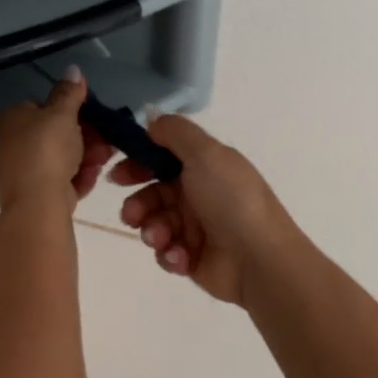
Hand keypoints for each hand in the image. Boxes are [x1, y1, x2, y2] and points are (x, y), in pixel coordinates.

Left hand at [0, 65, 112, 215]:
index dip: (66, 111)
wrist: (37, 204)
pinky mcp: (33, 195)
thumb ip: (69, 93)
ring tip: (105, 158)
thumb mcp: (61, 114)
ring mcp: (20, 171)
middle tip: (106, 140)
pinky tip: (94, 177)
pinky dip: (77, 177)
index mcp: (10, 119)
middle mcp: (9, 143)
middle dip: (83, 136)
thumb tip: (73, 69)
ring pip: (59, 158)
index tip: (91, 116)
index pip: (39, 107)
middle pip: (52, 135)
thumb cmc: (46, 149)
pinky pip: (59, 180)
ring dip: (85, 156)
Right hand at [109, 113, 293, 305]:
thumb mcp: (205, 153)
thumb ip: (174, 131)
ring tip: (160, 237)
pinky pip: (165, 252)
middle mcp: (197, 194)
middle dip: (137, 203)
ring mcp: (194, 227)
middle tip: (131, 214)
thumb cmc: (231, 200)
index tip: (117, 173)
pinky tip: (180, 256)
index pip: (160, 158)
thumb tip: (151, 117)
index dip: (136, 163)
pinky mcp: (192, 258)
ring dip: (151, 229)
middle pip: (152, 193)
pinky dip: (169, 253)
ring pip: (154, 223)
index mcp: (203, 166)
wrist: (260, 260)